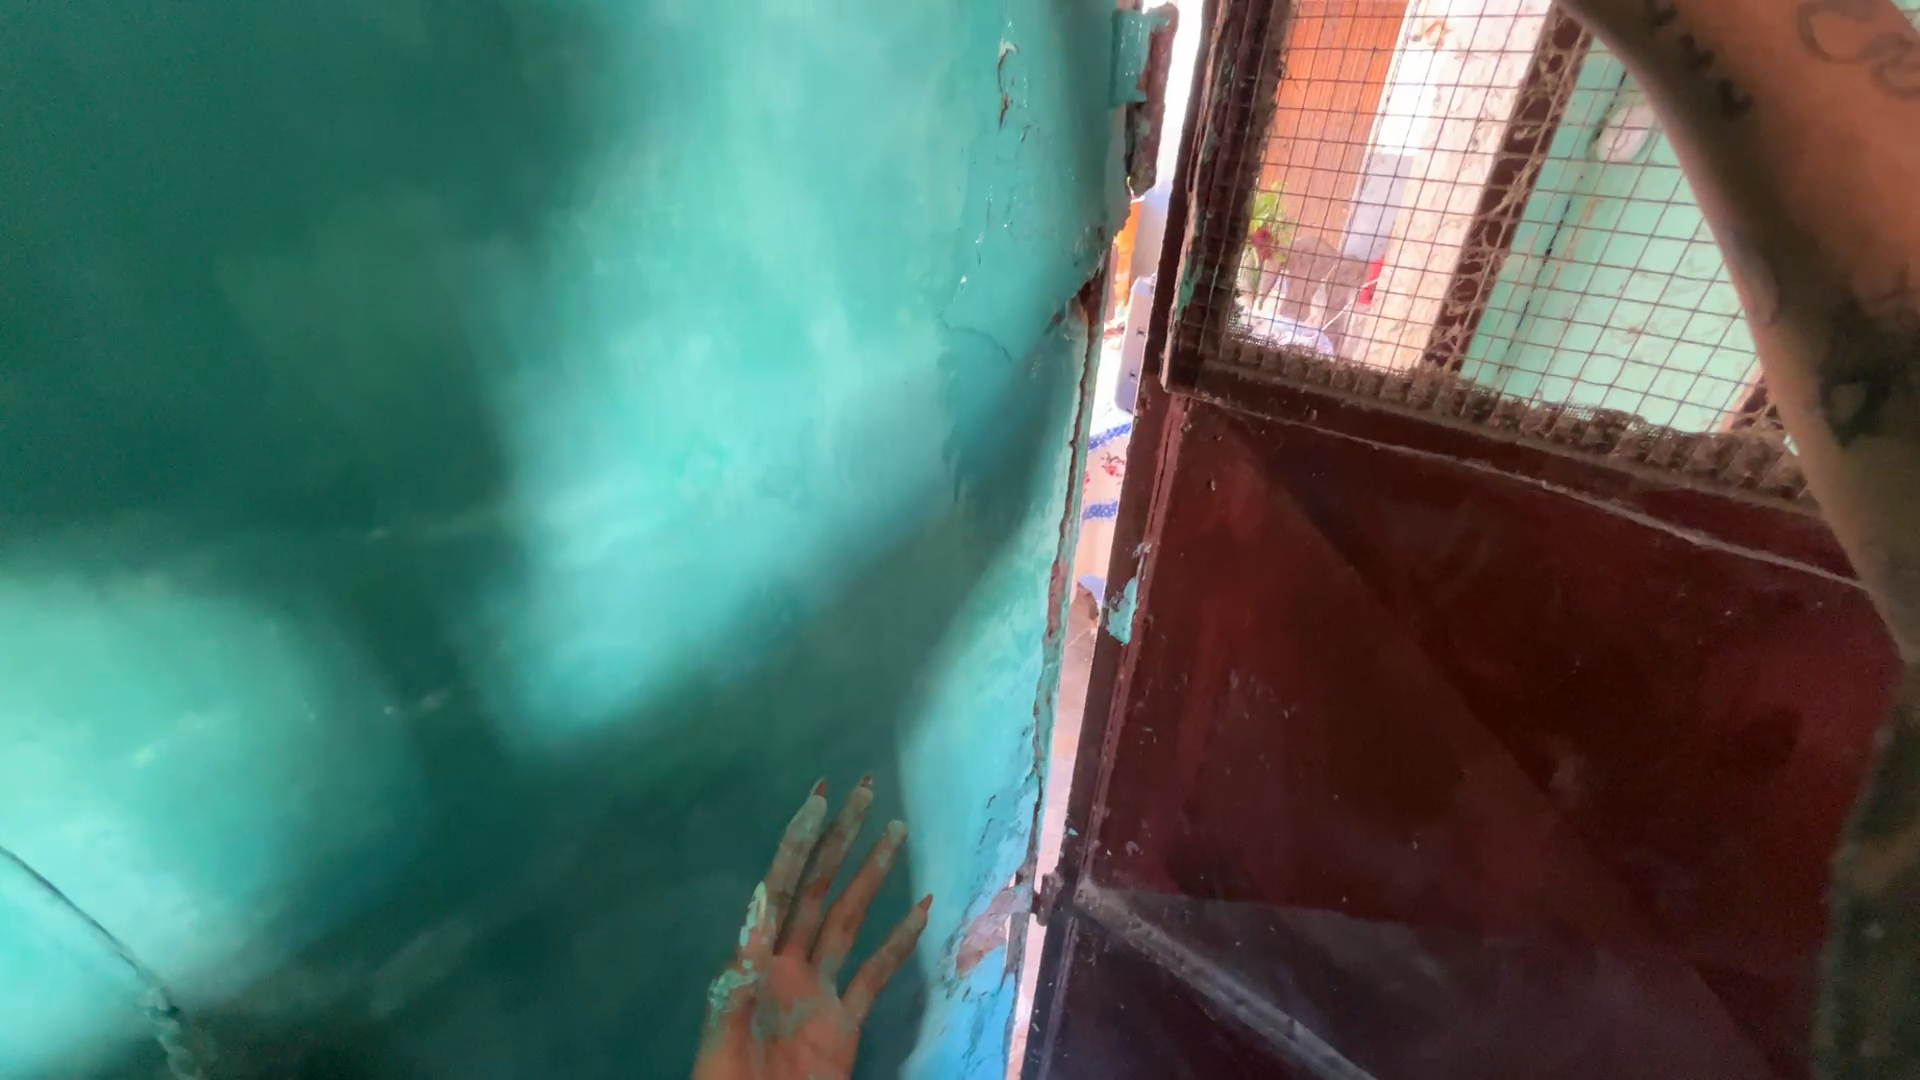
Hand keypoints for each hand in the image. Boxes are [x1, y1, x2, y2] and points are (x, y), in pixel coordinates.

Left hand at [692, 777, 930, 1079]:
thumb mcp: (722, 1044)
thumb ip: (739, 985)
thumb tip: (757, 911)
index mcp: (754, 964)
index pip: (780, 888)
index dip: (798, 842)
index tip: (819, 799)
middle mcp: (788, 963)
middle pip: (818, 887)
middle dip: (840, 838)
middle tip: (863, 791)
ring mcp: (818, 990)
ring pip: (849, 918)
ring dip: (872, 873)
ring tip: (896, 830)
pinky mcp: (843, 1024)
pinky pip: (875, 973)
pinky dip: (900, 942)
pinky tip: (922, 908)